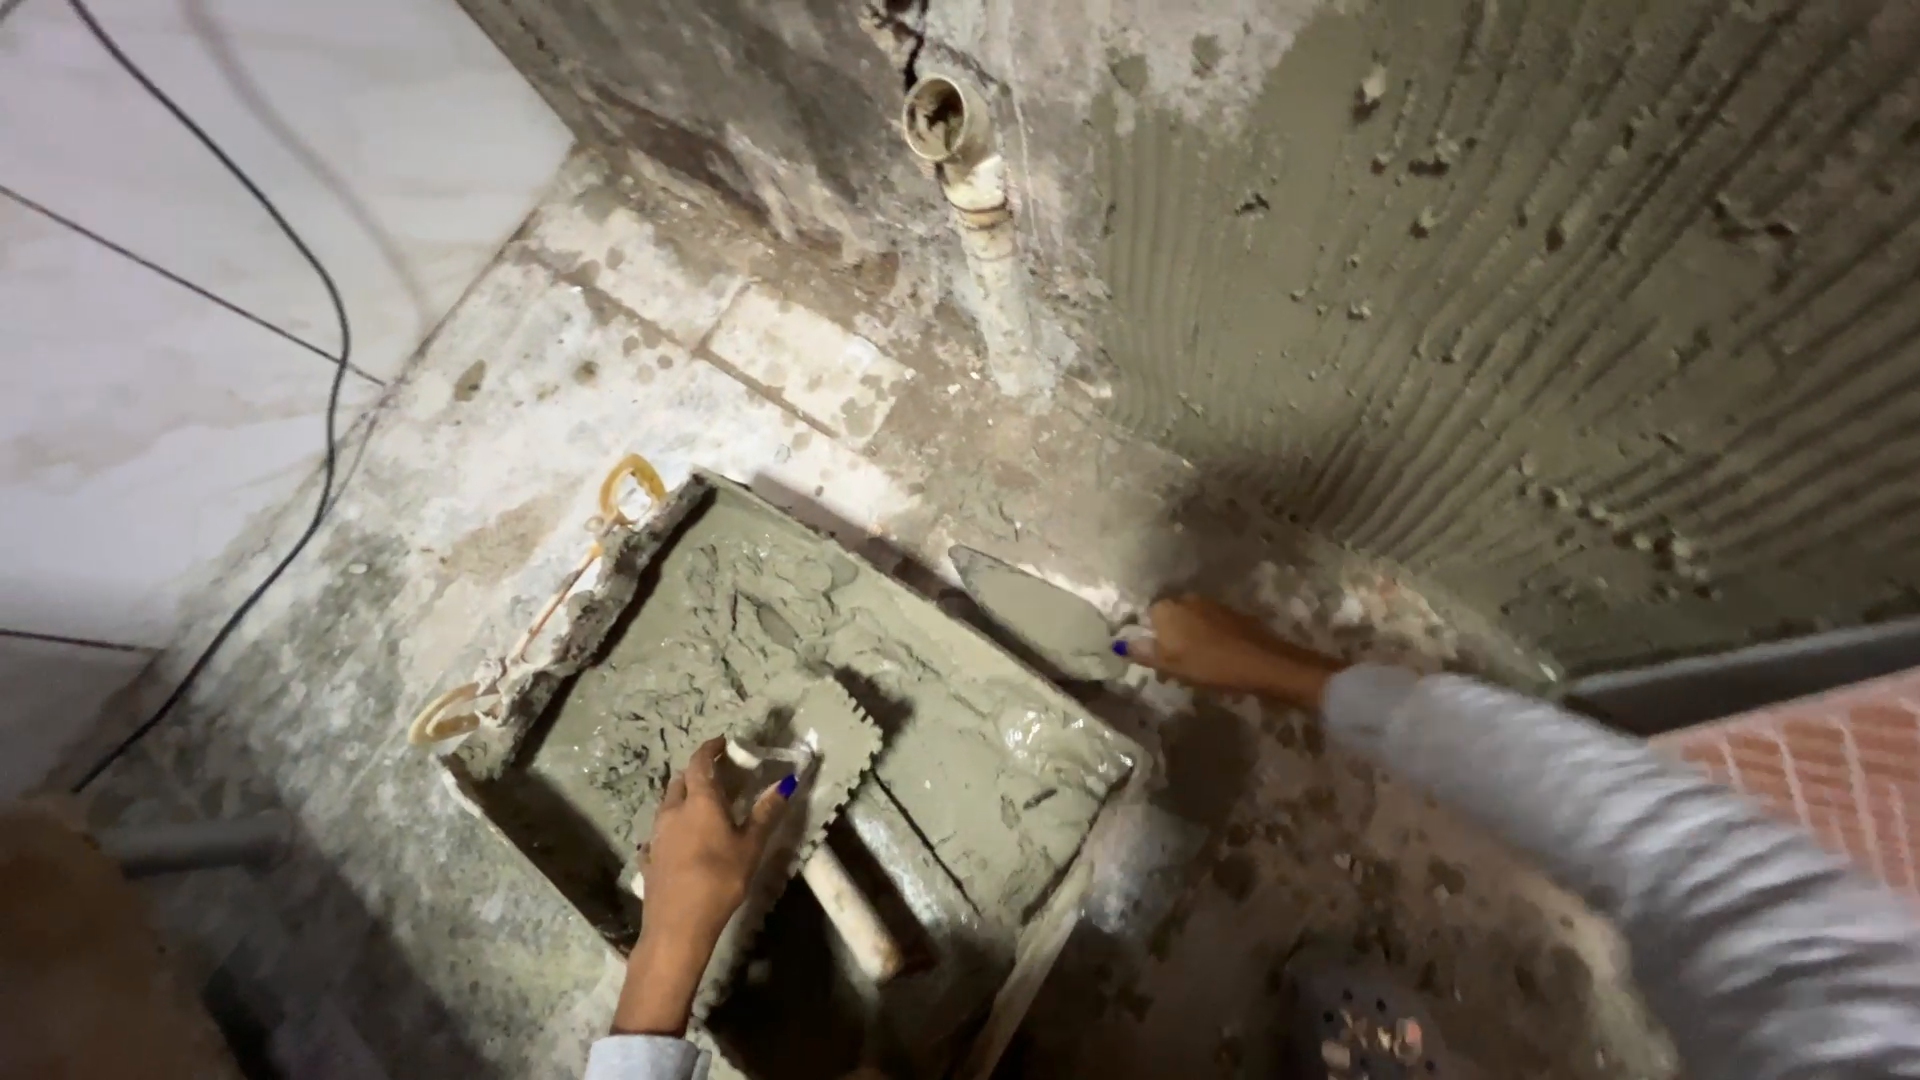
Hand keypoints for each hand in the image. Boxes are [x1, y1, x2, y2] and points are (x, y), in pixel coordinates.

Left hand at [612, 736, 790, 1035]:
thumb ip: (767, 812)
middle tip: (715, 774)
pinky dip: (671, 828)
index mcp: (700, 801)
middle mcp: (673, 812)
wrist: (677, 927)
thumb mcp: (751, 845)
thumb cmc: (720, 879)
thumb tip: (786, 782)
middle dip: (696, 772)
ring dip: (682, 798)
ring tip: (701, 806)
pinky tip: (680, 841)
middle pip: (680, 781)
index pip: (700, 763)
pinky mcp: (649, 860)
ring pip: (667, 806)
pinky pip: (659, 834)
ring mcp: (657, 837)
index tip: (722, 742)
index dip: (710, 748)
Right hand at [1119, 595, 1340, 707]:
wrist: (1263, 663)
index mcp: (1167, 609)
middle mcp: (1187, 599)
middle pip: (1169, 618)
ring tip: (1198, 665)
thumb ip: (1143, 652)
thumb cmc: (1209, 665)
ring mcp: (1212, 604)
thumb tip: (1119, 642)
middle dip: (1170, 638)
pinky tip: (1218, 658)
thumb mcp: (1170, 665)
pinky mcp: (1233, 613)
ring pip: (1191, 621)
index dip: (1151, 640)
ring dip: (1190, 639)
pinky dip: (1209, 638)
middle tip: (1177, 666)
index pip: (1147, 618)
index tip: (1159, 662)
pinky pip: (1211, 625)